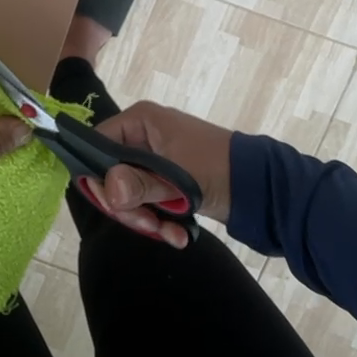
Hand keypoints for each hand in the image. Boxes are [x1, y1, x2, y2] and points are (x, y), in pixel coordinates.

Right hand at [85, 101, 233, 246]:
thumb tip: (108, 190)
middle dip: (129, 206)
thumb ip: (140, 184)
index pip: (98, 144)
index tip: (115, 206)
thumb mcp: (177, 177)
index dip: (100, 177)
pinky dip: (160, 220)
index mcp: (140, 120)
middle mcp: (142, 135)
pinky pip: (148, 200)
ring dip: (146, 218)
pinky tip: (178, 235)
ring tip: (169, 234)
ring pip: (129, 191)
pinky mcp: (166, 179)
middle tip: (148, 226)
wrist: (258, 185)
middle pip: (112, 173)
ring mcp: (154, 158)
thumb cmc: (215, 167)